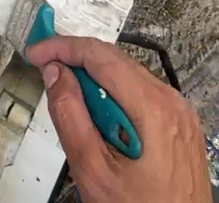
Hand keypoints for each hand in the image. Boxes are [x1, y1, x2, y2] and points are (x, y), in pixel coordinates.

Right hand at [27, 36, 212, 202]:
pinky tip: (97, 114)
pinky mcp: (181, 125)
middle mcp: (172, 102)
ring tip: (67, 96)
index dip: (63, 47)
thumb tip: (55, 73)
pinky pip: (141, 93)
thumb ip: (70, 116)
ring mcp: (180, 113)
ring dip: (94, 79)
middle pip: (115, 60)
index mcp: (154, 109)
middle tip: (45, 69)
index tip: (37, 53)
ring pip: (127, 75)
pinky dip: (113, 95)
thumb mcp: (93, 171)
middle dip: (76, 60)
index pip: (100, 56)